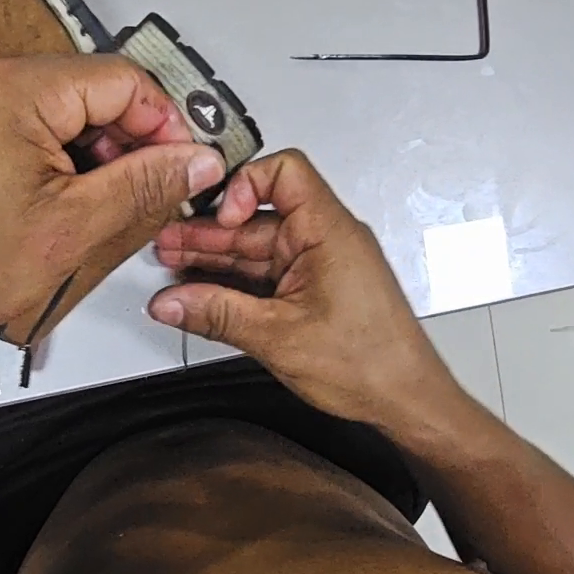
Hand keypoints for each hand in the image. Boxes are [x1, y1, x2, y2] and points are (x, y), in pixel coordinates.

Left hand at [0, 56, 224, 356]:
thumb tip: (195, 161)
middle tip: (143, 192)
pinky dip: (54, 156)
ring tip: (92, 207)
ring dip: (91, 153)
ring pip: (60, 109)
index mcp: (10, 90)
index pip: (122, 79)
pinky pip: (24, 124)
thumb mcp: (69, 230)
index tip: (180, 164)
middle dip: (127, 141)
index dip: (164, 123)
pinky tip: (56, 202)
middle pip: (90, 90)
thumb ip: (143, 186)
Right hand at [147, 149, 461, 429]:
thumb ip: (217, 314)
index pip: (284, 172)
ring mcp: (318, 265)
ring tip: (173, 267)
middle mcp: (325, 240)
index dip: (243, 184)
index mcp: (329, 232)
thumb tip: (173, 302)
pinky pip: (265, 275)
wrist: (406, 401)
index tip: (218, 216)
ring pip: (256, 249)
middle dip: (209, 231)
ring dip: (215, 259)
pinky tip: (201, 293)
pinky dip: (233, 283)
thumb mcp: (279, 337)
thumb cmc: (373, 364)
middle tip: (167, 243)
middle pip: (256, 217)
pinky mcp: (313, 288)